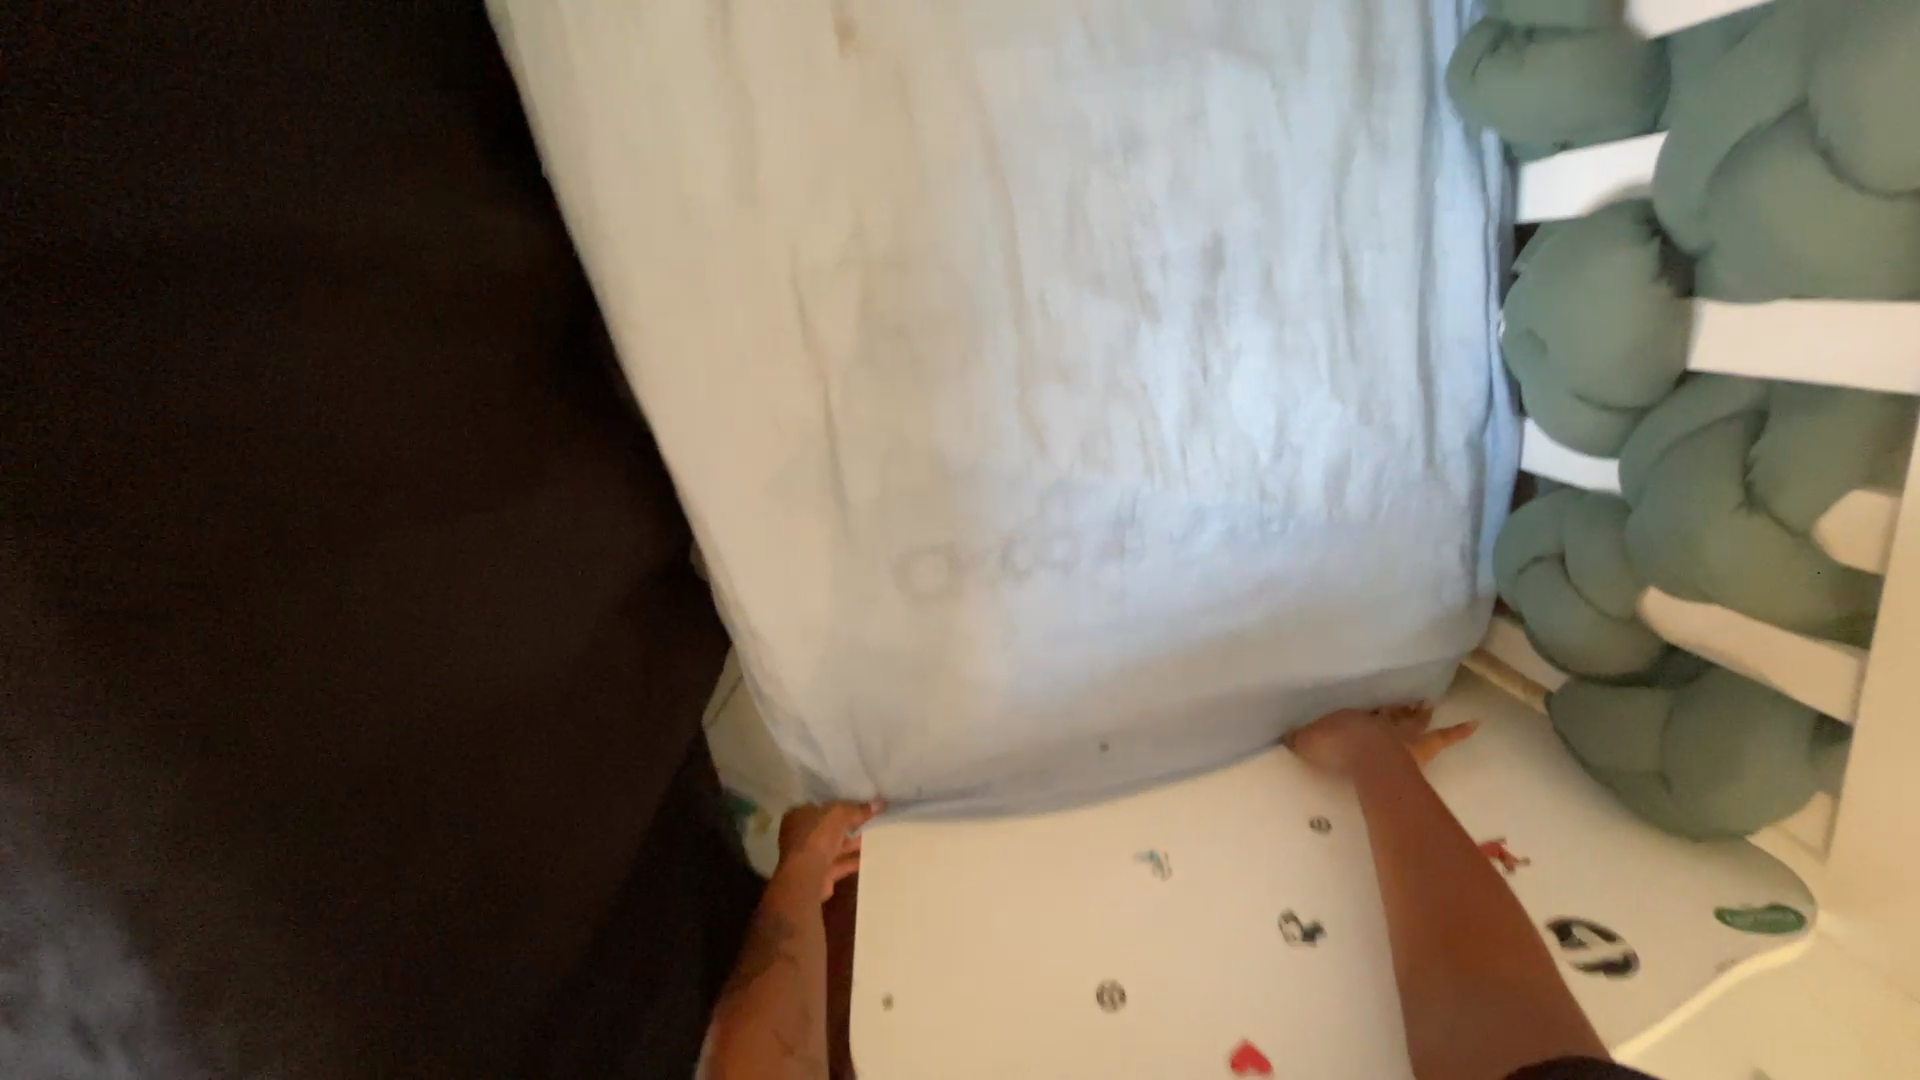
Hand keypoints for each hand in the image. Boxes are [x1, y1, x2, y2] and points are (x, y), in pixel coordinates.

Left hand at [774, 800, 883, 900]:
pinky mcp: (820, 874)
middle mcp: (801, 835)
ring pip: (835, 846)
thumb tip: (879, 803)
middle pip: (829, 826)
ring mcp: (809, 856)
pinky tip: (871, 856)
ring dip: (853, 842)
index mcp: (799, 815)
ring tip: (877, 836)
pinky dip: (853, 860)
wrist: (806, 877)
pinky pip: (840, 863)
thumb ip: (858, 809)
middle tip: (872, 817)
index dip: (839, 802)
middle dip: (849, 823)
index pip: (821, 805)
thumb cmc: (817, 837)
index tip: (859, 800)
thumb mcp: (840, 814)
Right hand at [1285, 703, 1477, 775]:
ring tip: (1429, 704)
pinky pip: (1444, 738)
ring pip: (1414, 720)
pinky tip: (1476, 724)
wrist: (1363, 755)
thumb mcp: (1306, 743)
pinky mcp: (1421, 747)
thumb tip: (1287, 736)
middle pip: (1387, 712)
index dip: (1360, 712)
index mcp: (1350, 717)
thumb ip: (1299, 739)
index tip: (1362, 710)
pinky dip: (1460, 731)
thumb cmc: (1335, 747)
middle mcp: (1378, 720)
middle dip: (1393, 707)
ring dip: (1420, 712)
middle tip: (1402, 699)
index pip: (1356, 713)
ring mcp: (1401, 732)